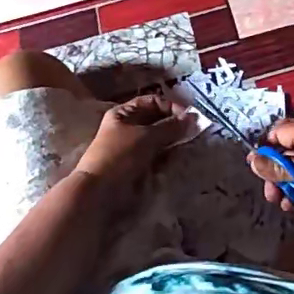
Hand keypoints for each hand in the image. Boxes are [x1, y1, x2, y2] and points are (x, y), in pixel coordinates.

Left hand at [73, 95, 189, 188]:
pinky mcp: (138, 166)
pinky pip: (157, 157)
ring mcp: (133, 148)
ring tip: (188, 148)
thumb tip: (194, 117)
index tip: (190, 118)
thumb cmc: (120, 155)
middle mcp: (128, 128)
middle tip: (194, 134)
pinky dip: (167, 158)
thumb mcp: (146, 136)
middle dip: (174, 126)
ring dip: (173, 143)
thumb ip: (171, 127)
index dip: (171, 106)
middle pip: (157, 121)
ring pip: (159, 141)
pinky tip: (178, 160)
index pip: (152, 102)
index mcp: (124, 113)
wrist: (99, 191)